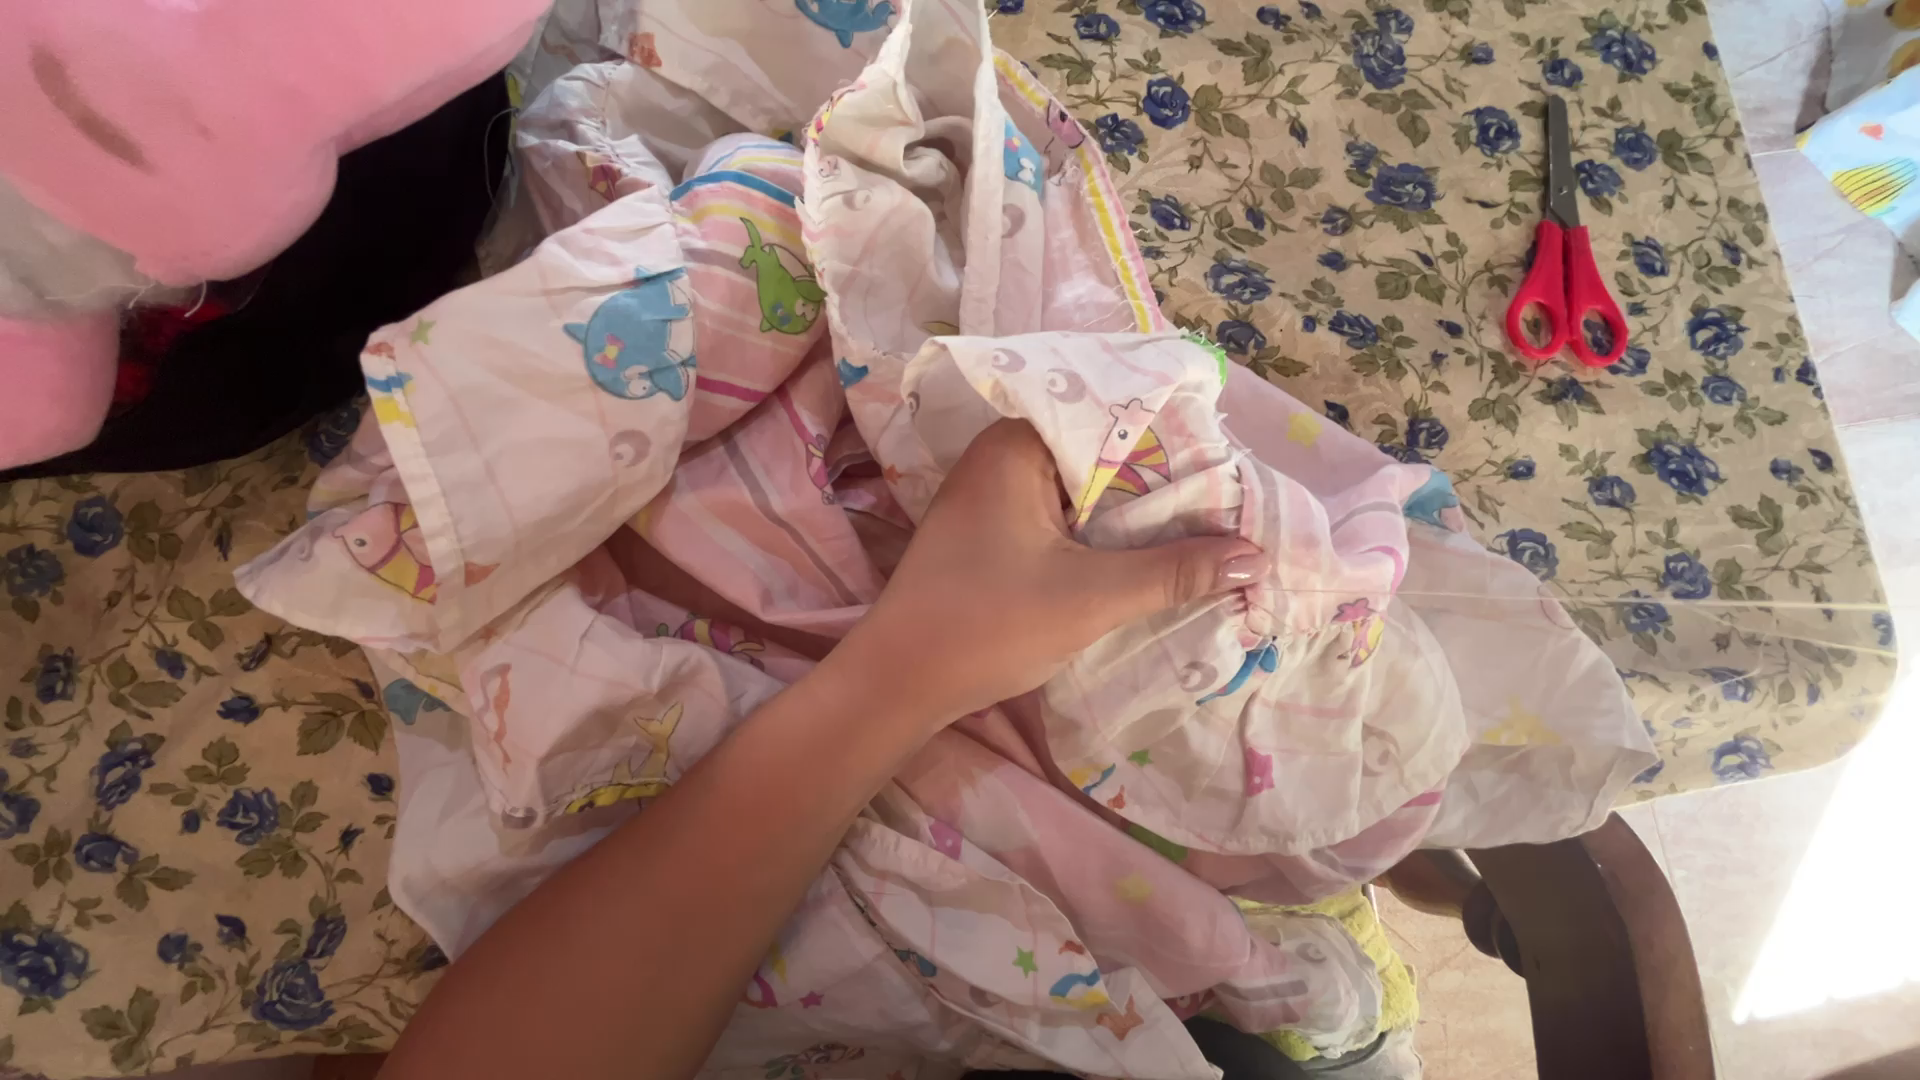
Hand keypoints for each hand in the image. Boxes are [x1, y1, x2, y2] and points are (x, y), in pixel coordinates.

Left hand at [821, 419, 1268, 727]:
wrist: (900, 680)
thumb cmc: (988, 626)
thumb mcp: (1091, 597)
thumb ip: (1173, 571)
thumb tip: (1255, 555)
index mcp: (1017, 443)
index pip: (1114, 418)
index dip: (1175, 442)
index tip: (1229, 467)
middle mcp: (1001, 454)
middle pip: (1100, 454)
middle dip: (1158, 482)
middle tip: (1227, 502)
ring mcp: (992, 492)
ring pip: (1081, 489)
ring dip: (1130, 512)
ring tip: (1201, 525)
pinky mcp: (991, 529)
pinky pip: (1059, 514)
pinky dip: (1097, 531)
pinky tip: (1140, 550)